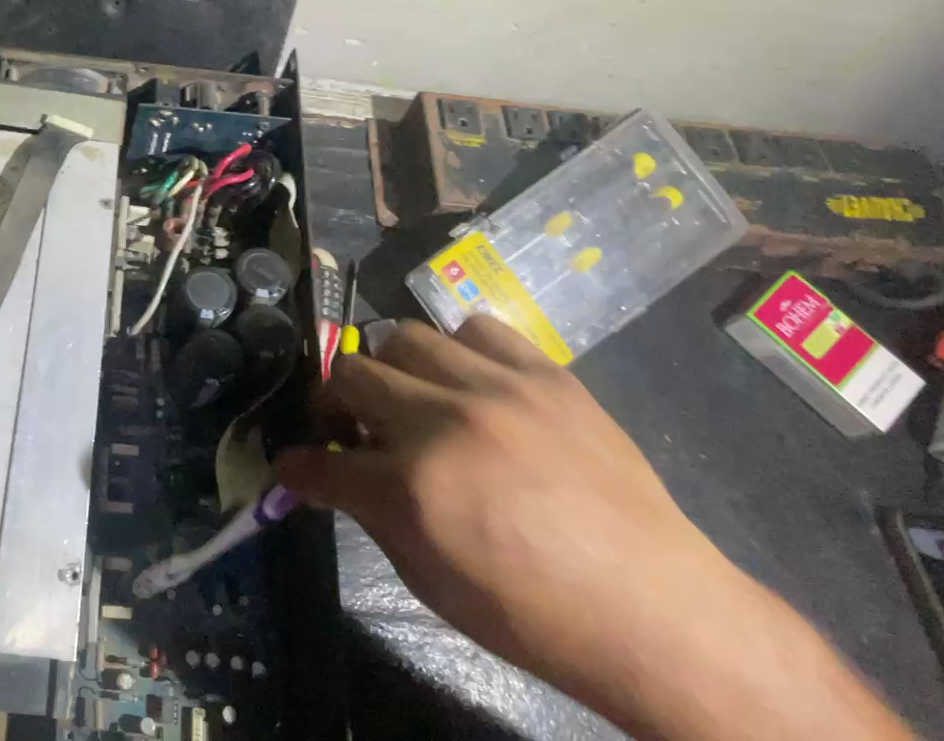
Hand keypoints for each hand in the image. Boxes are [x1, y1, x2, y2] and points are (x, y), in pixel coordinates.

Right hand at [276, 316, 912, 740]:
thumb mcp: (427, 578)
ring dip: (389, 368)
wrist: (651, 610)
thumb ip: (371, 511)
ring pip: (405, 336)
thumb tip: (337, 472)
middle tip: (346, 429)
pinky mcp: (546, 374)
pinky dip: (458, 351)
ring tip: (408, 398)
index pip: (316, 462)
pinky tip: (468, 383)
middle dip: (332, 405)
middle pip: (349, 376)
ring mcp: (498, 389)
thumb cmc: (530, 614)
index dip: (294, 468)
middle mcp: (444, 423)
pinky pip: (478, 329)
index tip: (291, 468)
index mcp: (409, 489)